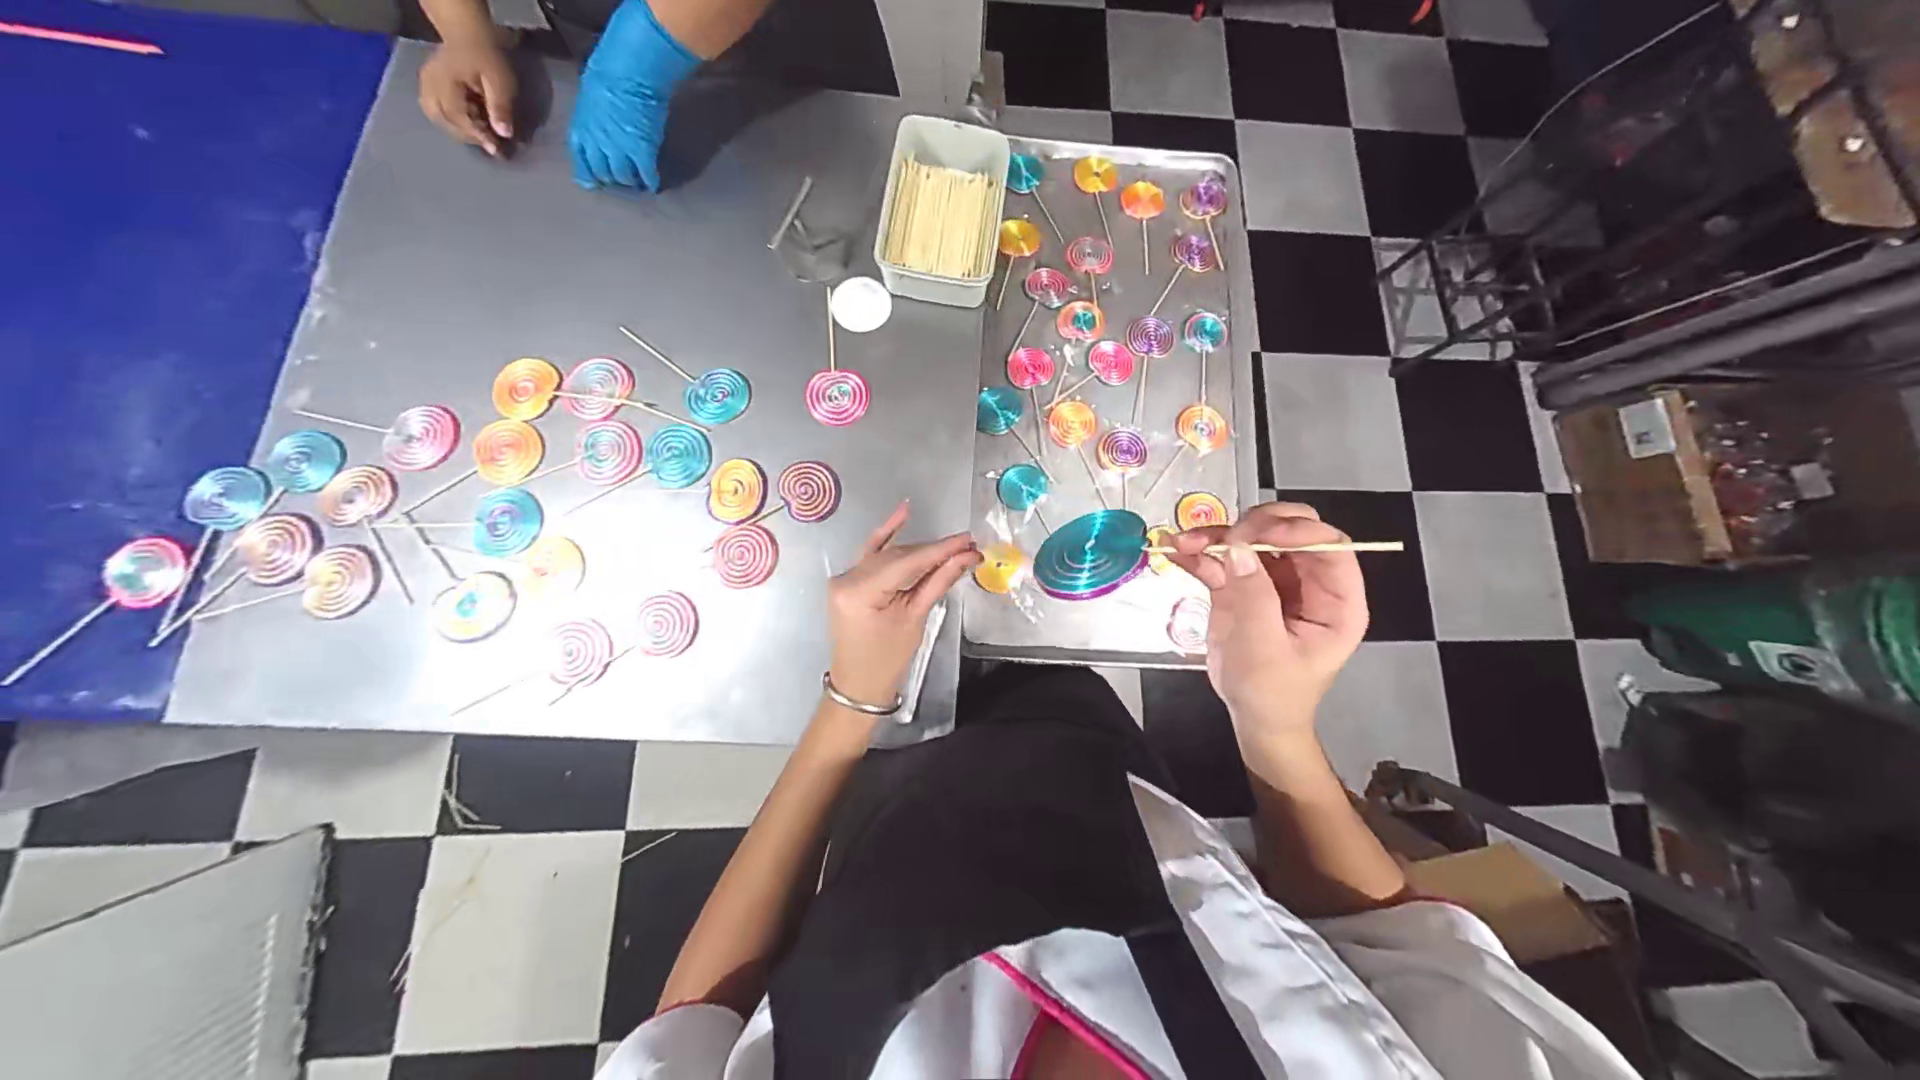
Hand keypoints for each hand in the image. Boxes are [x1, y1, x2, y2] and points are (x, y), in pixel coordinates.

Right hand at [419, 39, 516, 155]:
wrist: (469, 34)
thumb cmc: (487, 57)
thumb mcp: (500, 81)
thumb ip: (500, 106)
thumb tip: (504, 134)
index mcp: (444, 79)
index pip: (456, 114)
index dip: (476, 134)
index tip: (496, 149)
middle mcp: (429, 82)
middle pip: (442, 119)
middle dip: (468, 135)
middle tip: (492, 142)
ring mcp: (425, 84)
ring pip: (436, 117)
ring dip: (459, 131)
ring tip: (482, 133)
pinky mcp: (429, 87)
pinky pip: (436, 111)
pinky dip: (453, 123)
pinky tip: (471, 123)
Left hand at [568, 0, 702, 189]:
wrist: (630, 69)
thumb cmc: (609, 70)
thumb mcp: (591, 94)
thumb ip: (593, 116)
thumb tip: (600, 124)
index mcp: (582, 126)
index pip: (580, 159)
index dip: (587, 174)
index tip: (593, 183)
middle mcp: (598, 142)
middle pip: (602, 173)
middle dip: (611, 181)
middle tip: (621, 183)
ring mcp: (620, 149)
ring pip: (623, 178)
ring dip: (631, 183)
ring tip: (638, 183)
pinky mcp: (642, 152)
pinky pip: (646, 175)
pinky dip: (650, 182)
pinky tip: (654, 185)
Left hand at [827, 502, 980, 708]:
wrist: (858, 683)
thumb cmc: (888, 659)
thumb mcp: (915, 619)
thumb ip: (938, 582)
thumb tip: (965, 557)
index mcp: (860, 591)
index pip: (907, 562)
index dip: (940, 550)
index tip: (967, 541)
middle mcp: (846, 578)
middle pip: (897, 555)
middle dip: (933, 550)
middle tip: (967, 546)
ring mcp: (844, 577)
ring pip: (887, 554)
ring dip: (917, 549)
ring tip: (951, 544)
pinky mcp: (848, 580)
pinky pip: (870, 555)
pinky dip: (887, 536)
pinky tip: (904, 513)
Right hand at [1165, 503, 1367, 734]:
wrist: (1252, 718)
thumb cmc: (1273, 692)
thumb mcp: (1266, 649)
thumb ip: (1255, 596)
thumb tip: (1237, 549)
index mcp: (1335, 599)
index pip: (1329, 546)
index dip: (1297, 531)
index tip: (1254, 536)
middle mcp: (1307, 581)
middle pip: (1290, 530)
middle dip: (1254, 525)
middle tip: (1224, 537)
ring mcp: (1271, 581)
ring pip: (1250, 538)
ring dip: (1216, 535)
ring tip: (1185, 541)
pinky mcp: (1240, 586)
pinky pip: (1220, 558)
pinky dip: (1198, 552)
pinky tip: (1176, 551)